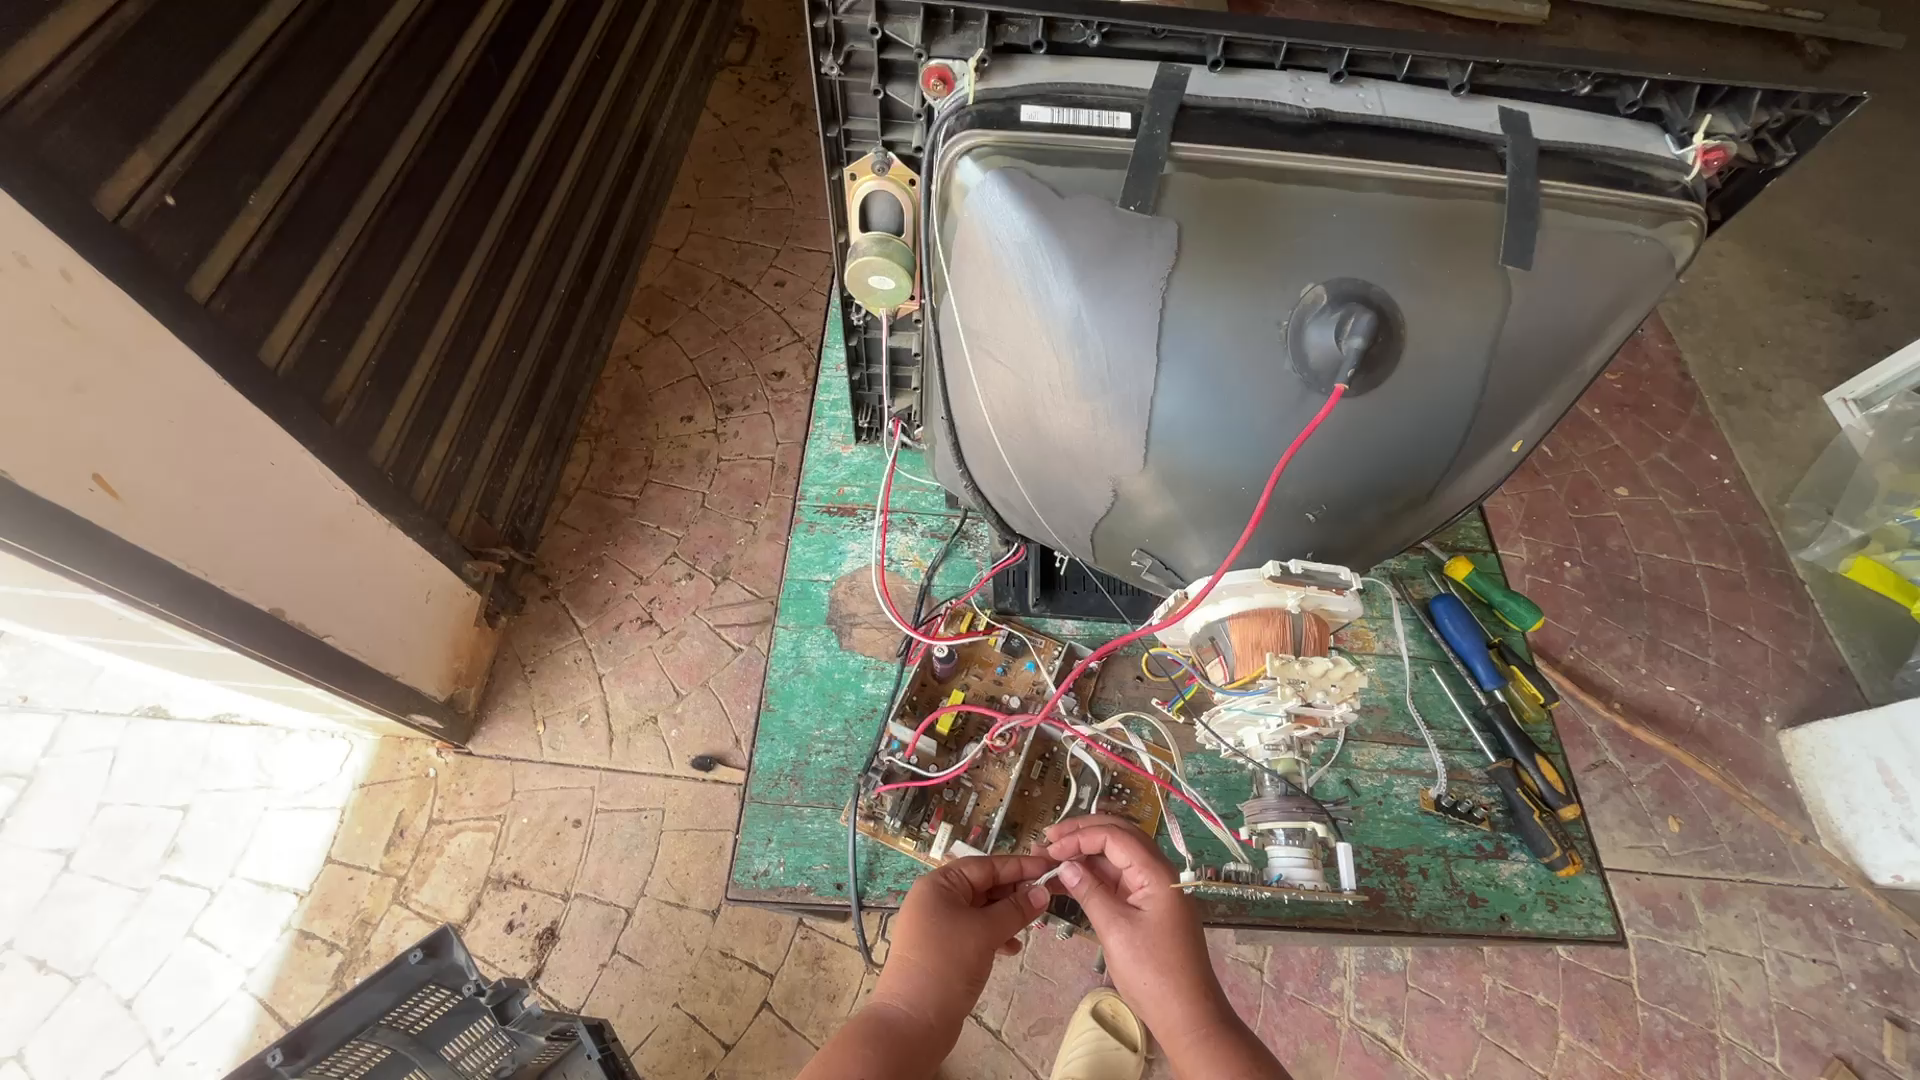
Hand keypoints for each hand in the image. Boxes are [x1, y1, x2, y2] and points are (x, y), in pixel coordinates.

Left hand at [870, 855, 1054, 1037]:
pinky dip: (994, 935)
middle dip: (1013, 892)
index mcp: (939, 884)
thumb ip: (1015, 910)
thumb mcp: (984, 932)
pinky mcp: (943, 950)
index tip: (1048, 867)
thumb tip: (1042, 892)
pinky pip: (975, 931)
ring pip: (980, 910)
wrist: (911, 1024)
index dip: (1018, 866)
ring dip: (1006, 916)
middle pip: (982, 886)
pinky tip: (1011, 949)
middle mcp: (936, 899)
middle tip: (1045, 900)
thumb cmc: (946, 965)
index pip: (985, 865)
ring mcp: (938, 925)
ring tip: (1030, 927)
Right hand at [1042, 816, 1234, 1051]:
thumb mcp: (1115, 929)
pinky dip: (1093, 877)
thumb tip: (1064, 865)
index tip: (1050, 847)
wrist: (1188, 1018)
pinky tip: (1068, 879)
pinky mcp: (1146, 907)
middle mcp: (1157, 872)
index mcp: (1156, 871)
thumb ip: (1089, 891)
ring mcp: (1152, 890)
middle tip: (1048, 838)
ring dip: (1084, 854)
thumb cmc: (1153, 973)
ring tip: (1051, 856)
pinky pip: (1117, 880)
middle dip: (1082, 833)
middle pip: (1117, 837)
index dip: (1079, 836)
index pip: (1114, 835)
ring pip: (1115, 858)